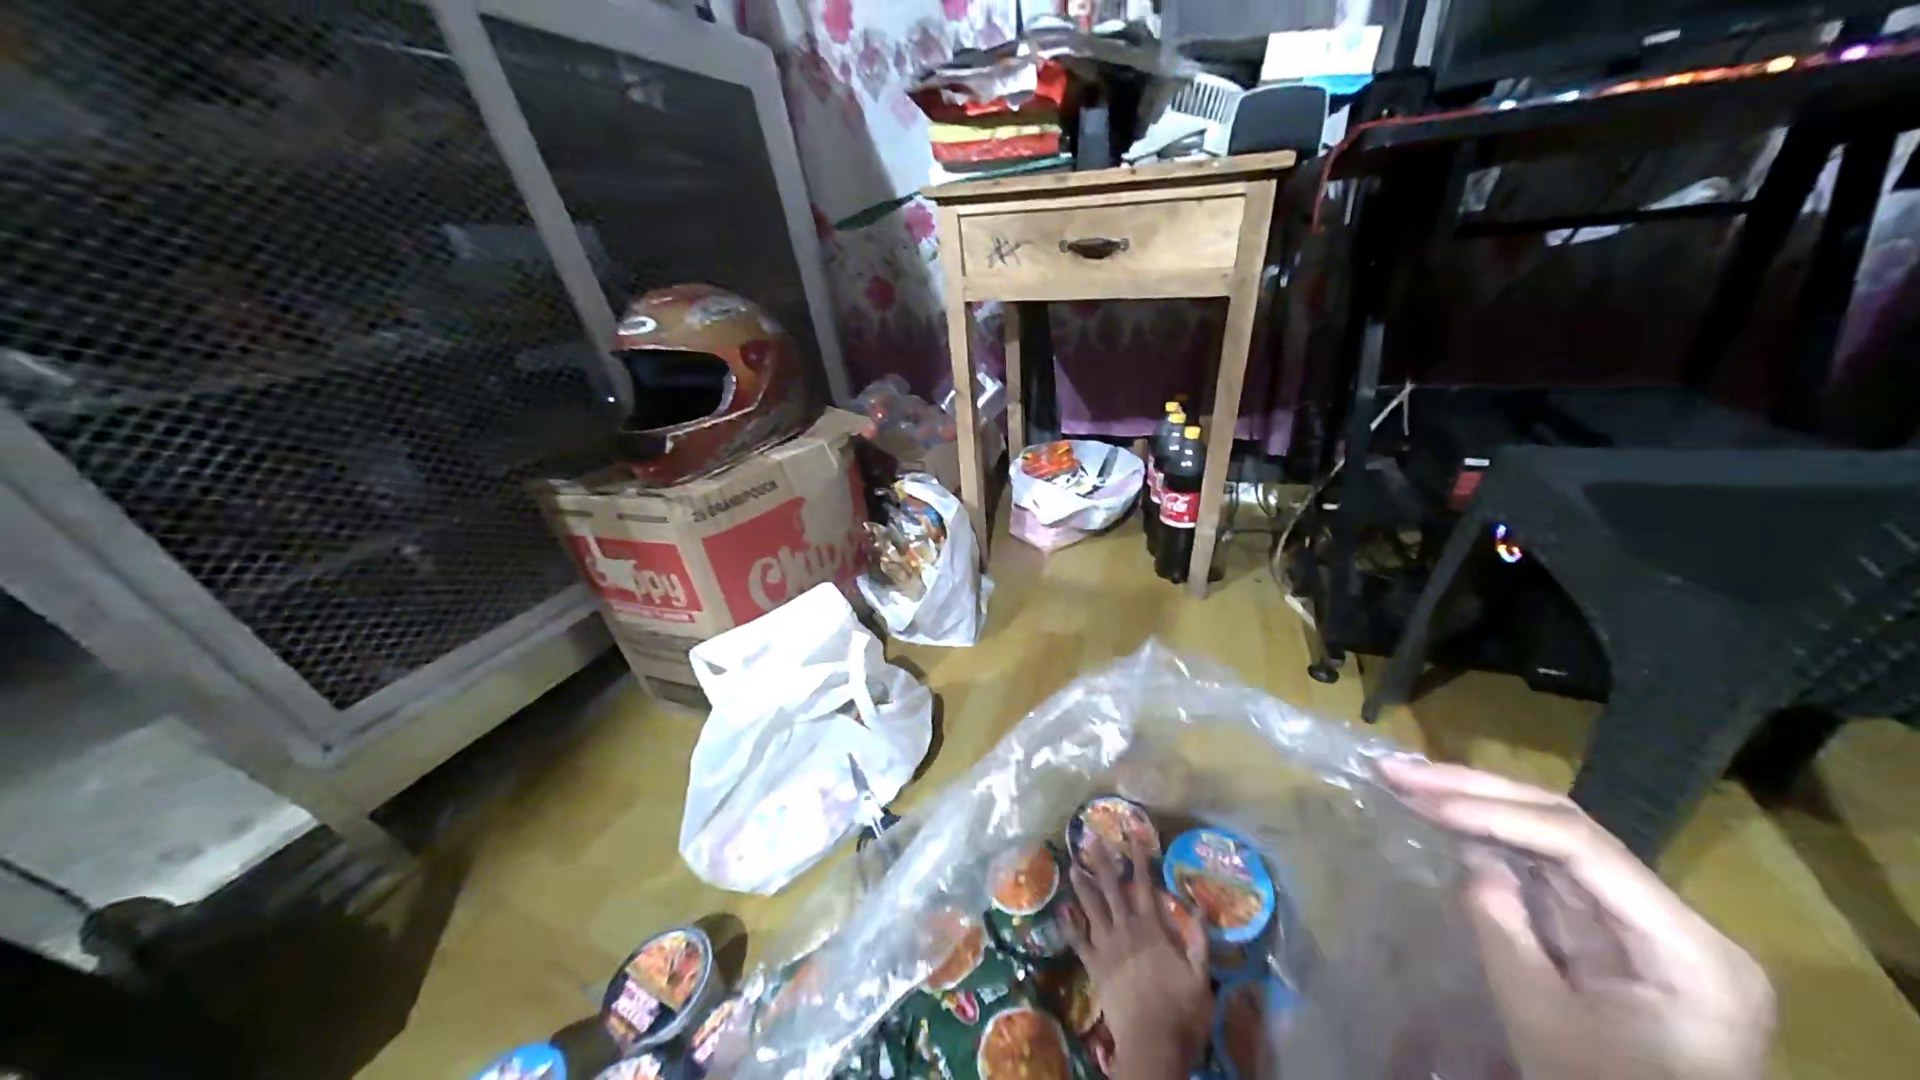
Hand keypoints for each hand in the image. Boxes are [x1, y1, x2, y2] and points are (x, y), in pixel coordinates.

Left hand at [1063, 841, 1211, 1079]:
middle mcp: (1125, 929)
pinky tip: (1060, 912)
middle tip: (1091, 839)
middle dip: (1102, 861)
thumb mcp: (1201, 975)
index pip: (1144, 886)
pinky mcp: (1093, 965)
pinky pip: (1077, 941)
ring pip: (1091, 908)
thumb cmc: (1181, 1010)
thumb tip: (1199, 905)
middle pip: (1111, 888)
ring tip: (1073, 865)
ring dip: (1081, 885)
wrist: (1151, 1041)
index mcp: (1152, 928)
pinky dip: (1068, 926)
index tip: (1133, 837)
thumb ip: (1199, 939)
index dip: (1139, 860)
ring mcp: (1106, 946)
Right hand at [1382, 759, 1775, 1079]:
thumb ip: (1505, 932)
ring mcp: (1643, 920)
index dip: (1499, 816)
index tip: (1427, 805)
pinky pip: (1547, 866)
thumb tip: (1472, 858)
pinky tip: (1444, 813)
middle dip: (1479, 793)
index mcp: (1687, 948)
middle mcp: (1675, 919)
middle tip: (1402, 771)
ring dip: (1478, 803)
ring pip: (1554, 836)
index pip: (1584, 849)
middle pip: (1569, 828)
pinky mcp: (1611, 929)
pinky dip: (1491, 837)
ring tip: (1411, 779)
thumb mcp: (1544, 1022)